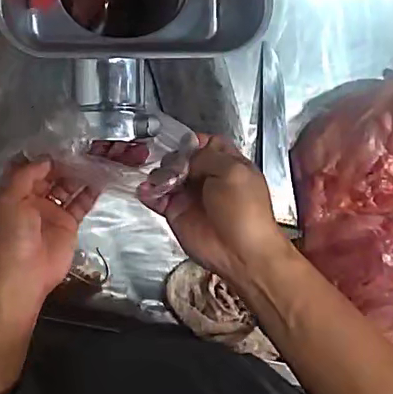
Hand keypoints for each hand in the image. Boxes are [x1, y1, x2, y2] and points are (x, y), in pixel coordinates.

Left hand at [0, 158, 98, 310]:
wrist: (23, 273)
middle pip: (51, 176)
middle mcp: (33, 200)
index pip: (29, 169)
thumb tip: (46, 159)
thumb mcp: (9, 199)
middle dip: (65, 163)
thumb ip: (26, 175)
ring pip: (67, 188)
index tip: (60, 143)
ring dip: (79, 175)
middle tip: (83, 149)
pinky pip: (81, 204)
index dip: (43, 156)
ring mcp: (52, 212)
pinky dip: (90, 193)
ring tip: (95, 161)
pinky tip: (101, 180)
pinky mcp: (68, 224)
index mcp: (14, 193)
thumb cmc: (11, 235)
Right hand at [141, 135, 291, 290]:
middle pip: (181, 157)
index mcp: (228, 164)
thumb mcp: (233, 172)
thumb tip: (185, 159)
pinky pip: (157, 198)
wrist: (241, 252)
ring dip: (158, 175)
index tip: (180, 143)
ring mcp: (191, 195)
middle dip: (172, 158)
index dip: (192, 141)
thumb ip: (207, 157)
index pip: (206, 143)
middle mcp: (208, 177)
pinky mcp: (177, 213)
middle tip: (173, 167)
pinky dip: (148, 193)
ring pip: (167, 176)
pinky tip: (147, 191)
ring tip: (161, 181)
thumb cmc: (245, 211)